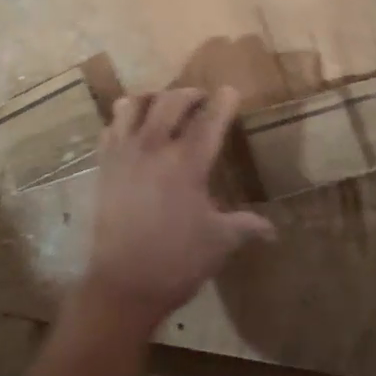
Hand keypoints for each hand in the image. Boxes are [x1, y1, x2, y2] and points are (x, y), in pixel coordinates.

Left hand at [76, 86, 276, 334]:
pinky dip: (125, 120)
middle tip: (200, 99)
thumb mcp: (219, 242)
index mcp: (187, 163)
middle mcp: (154, 147)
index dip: (223, 102)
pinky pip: (112, 126)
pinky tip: (134, 131)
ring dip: (153, 98)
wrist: (123, 284)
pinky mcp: (103, 164)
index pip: (210, 120)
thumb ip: (245, 226)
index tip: (230, 91)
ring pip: (134, 104)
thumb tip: (272, 229)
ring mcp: (124, 152)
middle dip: (189, 94)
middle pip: (171, 100)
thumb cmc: (177, 262)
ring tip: (163, 106)